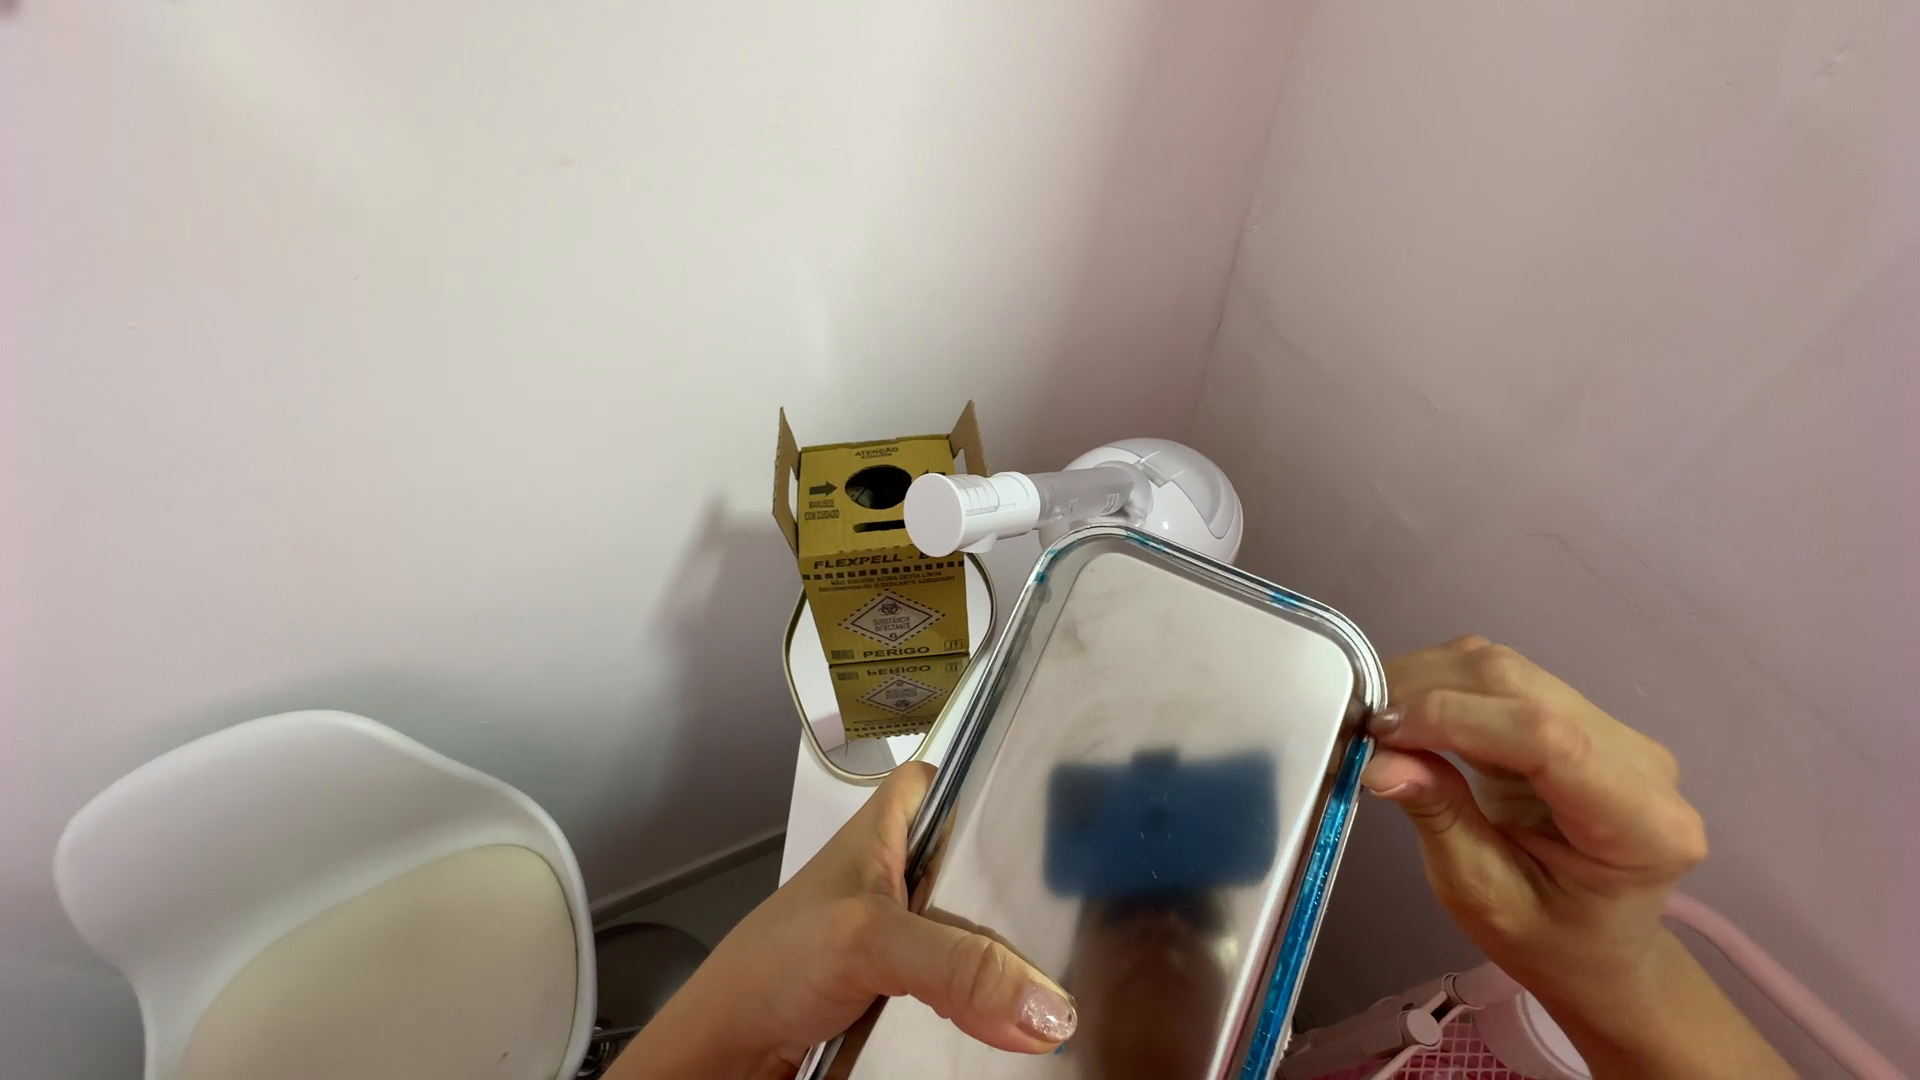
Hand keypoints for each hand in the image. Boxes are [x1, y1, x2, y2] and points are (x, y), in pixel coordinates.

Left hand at [610, 762, 1075, 1079]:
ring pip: (982, 928)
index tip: (1060, 810)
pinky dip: (991, 999)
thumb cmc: (770, 963)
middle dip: (1022, 890)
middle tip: (1078, 913)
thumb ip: (956, 962)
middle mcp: (906, 868)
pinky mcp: (913, 982)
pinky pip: (970, 984)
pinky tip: (1019, 1013)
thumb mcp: (868, 939)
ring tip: (1059, 975)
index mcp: (892, 824)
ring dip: (1009, 958)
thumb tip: (1045, 1002)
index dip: (1002, 789)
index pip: (959, 779)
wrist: (732, 1051)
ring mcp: (911, 927)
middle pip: (986, 861)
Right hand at [1362, 636, 1791, 1077]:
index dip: (1452, 717)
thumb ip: (1438, 819)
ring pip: (1498, 664)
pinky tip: (1409, 713)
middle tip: (1363, 726)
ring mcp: (1607, 727)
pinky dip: (1436, 680)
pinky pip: (1493, 672)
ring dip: (1424, 679)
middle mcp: (1637, 759)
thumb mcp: (1481, 894)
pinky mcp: (1570, 712)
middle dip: (1424, 690)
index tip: (1380, 734)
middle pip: (1516, 682)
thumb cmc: (1546, 937)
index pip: (1545, 735)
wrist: (1597, 948)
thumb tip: (1379, 762)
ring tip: (1380, 720)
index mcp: (1640, 824)